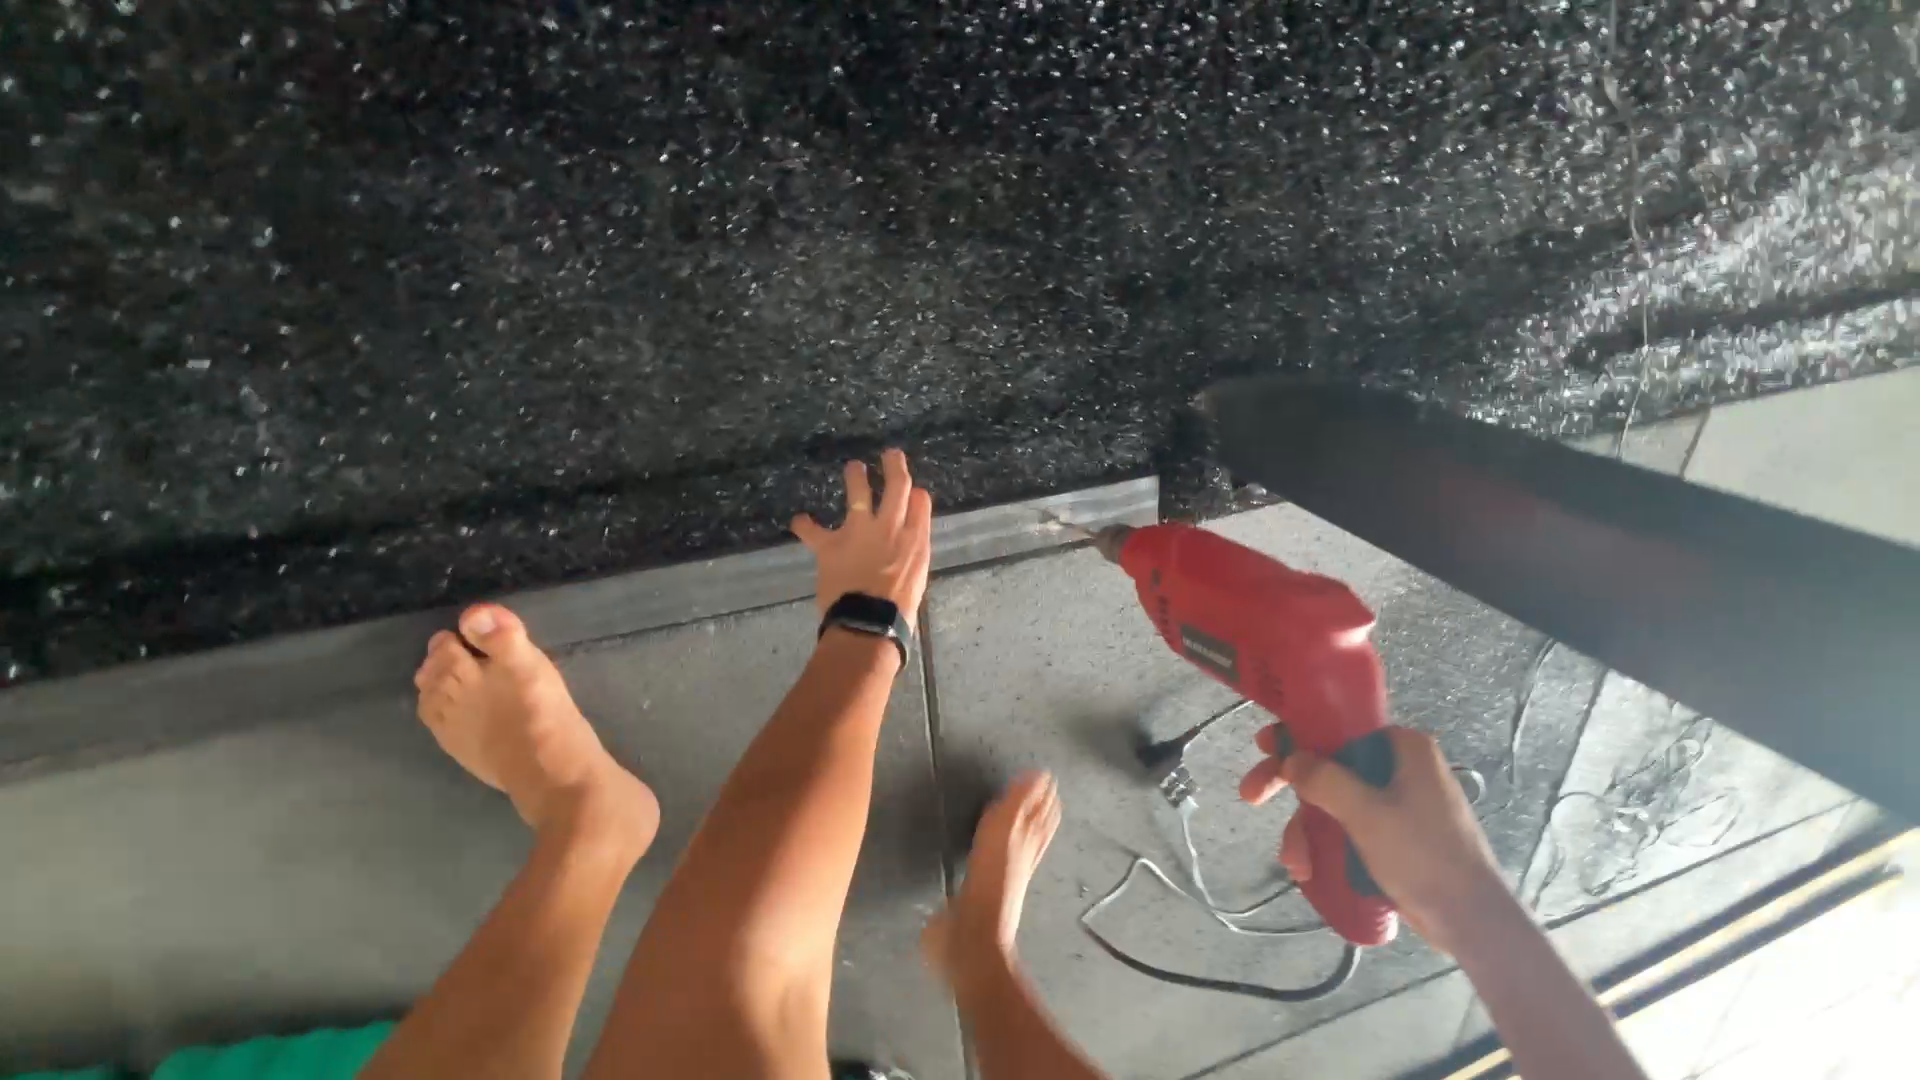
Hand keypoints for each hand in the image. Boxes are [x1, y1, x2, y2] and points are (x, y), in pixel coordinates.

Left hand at [791, 448, 934, 625]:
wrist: (870, 622)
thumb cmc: (898, 610)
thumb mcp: (916, 579)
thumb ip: (910, 557)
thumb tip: (903, 551)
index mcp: (915, 540)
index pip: (920, 502)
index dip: (916, 494)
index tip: (914, 491)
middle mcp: (890, 527)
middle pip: (896, 485)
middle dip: (894, 466)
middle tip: (890, 455)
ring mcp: (860, 531)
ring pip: (858, 492)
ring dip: (855, 477)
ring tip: (854, 467)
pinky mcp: (832, 544)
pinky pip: (812, 530)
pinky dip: (804, 525)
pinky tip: (799, 520)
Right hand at [1243, 725, 1506, 954]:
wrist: (1473, 922)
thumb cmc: (1423, 855)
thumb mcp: (1366, 812)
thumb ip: (1322, 778)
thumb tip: (1288, 758)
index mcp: (1403, 747)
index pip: (1338, 727)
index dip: (1296, 736)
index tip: (1263, 748)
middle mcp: (1400, 767)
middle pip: (1329, 765)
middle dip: (1290, 787)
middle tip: (1250, 795)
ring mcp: (1397, 801)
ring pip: (1333, 800)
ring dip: (1306, 828)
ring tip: (1293, 861)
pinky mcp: (1395, 833)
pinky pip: (1347, 825)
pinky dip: (1325, 842)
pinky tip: (1308, 868)